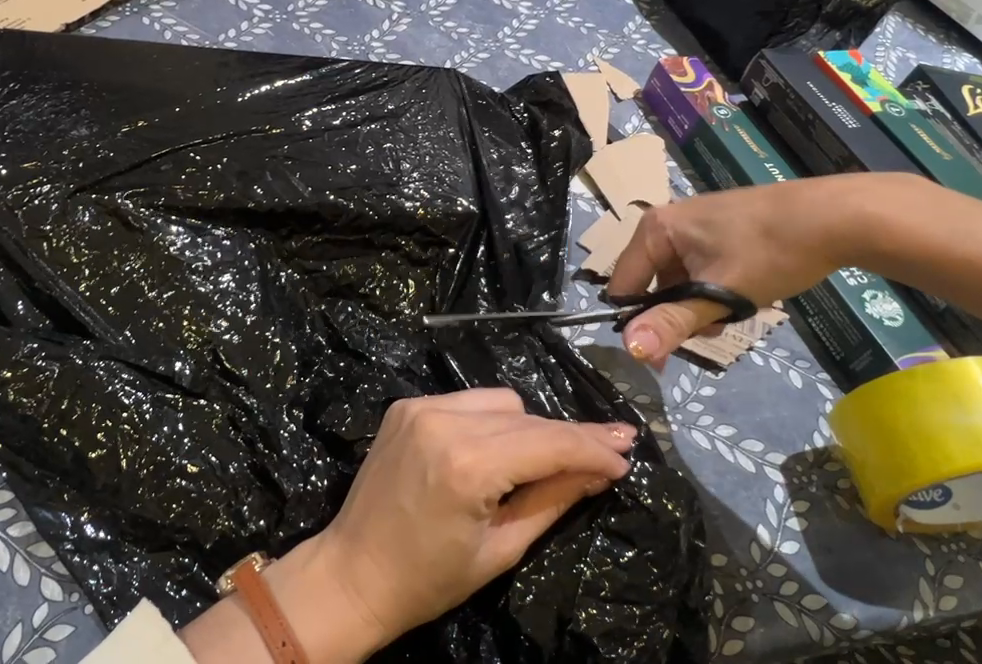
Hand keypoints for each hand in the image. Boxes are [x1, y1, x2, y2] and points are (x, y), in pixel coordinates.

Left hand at [273, 389, 634, 658]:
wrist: (353, 572)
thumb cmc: (429, 579)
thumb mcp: (501, 549)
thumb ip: (553, 499)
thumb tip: (601, 470)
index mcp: (466, 464)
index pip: (547, 442)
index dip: (592, 447)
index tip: (628, 453)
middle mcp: (442, 420)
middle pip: (527, 417)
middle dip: (569, 436)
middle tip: (611, 451)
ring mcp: (420, 406)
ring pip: (501, 401)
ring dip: (529, 427)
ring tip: (547, 460)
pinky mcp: (406, 405)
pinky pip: (468, 402)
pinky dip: (492, 421)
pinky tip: (500, 448)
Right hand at [607, 176, 898, 365]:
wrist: (835, 218)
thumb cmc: (771, 253)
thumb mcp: (720, 294)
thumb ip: (674, 322)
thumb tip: (631, 350)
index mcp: (654, 229)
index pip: (622, 286)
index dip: (636, 323)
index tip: (661, 358)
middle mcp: (666, 222)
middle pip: (650, 284)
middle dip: (674, 315)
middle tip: (712, 330)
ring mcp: (694, 224)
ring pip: (677, 279)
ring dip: (697, 305)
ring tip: (731, 314)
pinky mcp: (718, 230)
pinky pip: (697, 268)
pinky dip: (712, 289)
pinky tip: (741, 297)